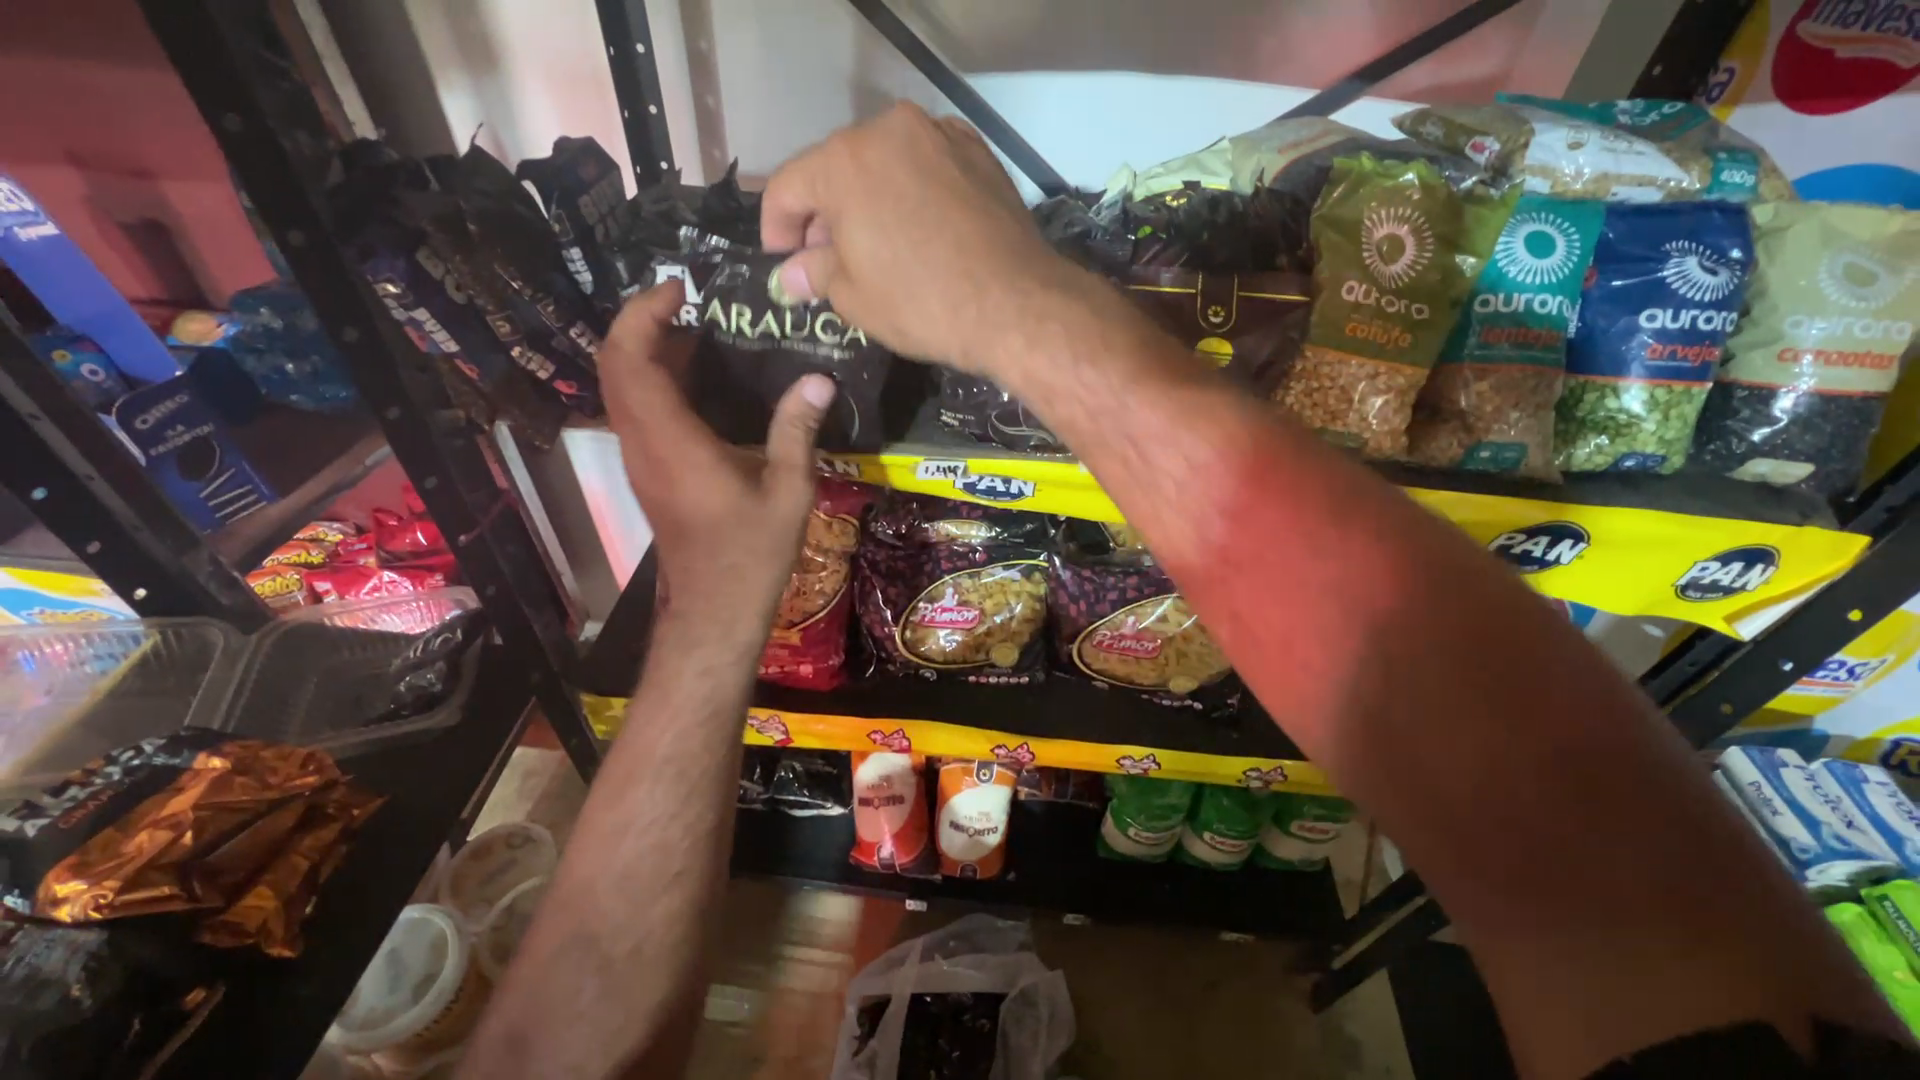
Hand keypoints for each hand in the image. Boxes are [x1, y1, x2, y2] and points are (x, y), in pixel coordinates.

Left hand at [600, 281, 834, 649]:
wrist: (715, 607)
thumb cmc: (752, 553)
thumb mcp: (789, 492)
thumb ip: (797, 430)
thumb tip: (818, 378)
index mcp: (672, 441)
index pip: (630, 359)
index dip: (643, 313)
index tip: (681, 289)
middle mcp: (643, 442)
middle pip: (615, 364)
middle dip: (643, 321)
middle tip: (693, 303)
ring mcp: (640, 457)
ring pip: (621, 385)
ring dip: (649, 349)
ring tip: (703, 331)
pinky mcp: (648, 469)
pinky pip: (637, 407)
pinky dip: (657, 378)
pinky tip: (704, 377)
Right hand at [760, 103, 1088, 375]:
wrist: (1015, 304)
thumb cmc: (922, 303)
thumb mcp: (853, 297)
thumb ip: (814, 273)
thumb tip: (790, 274)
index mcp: (844, 161)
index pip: (787, 187)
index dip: (776, 229)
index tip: (784, 263)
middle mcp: (888, 130)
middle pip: (836, 168)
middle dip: (824, 214)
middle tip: (828, 261)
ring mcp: (939, 134)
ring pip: (883, 163)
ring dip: (868, 199)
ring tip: (875, 247)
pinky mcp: (977, 151)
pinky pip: (926, 165)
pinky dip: (912, 191)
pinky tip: (919, 229)